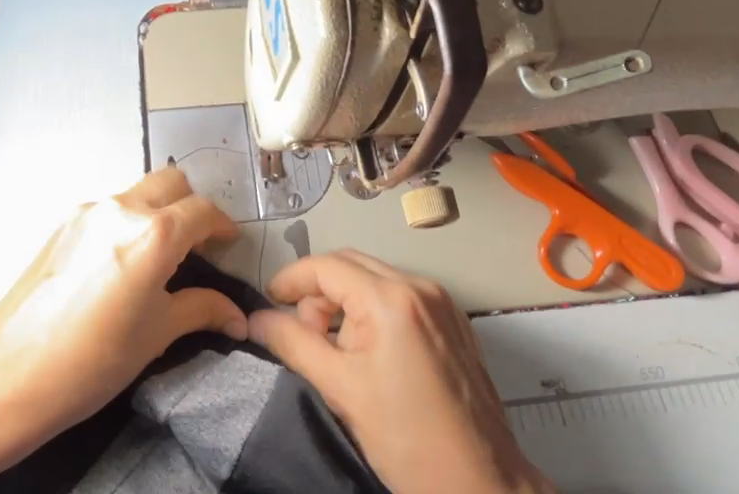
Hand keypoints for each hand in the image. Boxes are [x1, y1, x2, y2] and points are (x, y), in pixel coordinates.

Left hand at [0, 167, 247, 446]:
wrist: (9, 371)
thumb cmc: (94, 360)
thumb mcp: (156, 336)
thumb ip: (200, 310)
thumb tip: (238, 317)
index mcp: (155, 233)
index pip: (203, 210)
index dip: (222, 226)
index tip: (228, 245)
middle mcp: (122, 208)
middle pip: (171, 183)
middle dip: (190, 206)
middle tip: (197, 245)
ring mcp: (88, 210)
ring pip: (138, 192)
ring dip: (157, 211)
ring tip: (157, 259)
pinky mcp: (63, 223)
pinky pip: (109, 209)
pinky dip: (127, 222)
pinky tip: (120, 265)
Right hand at [247, 251, 552, 493]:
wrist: (481, 482)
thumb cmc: (406, 438)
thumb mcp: (341, 389)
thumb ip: (293, 344)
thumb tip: (256, 319)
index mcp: (391, 299)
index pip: (326, 266)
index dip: (291, 280)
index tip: (269, 303)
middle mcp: (419, 286)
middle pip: (350, 265)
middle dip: (318, 292)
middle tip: (303, 334)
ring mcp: (442, 302)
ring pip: (375, 279)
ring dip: (346, 302)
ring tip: (336, 351)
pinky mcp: (454, 321)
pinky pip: (401, 296)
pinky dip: (375, 310)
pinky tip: (369, 352)